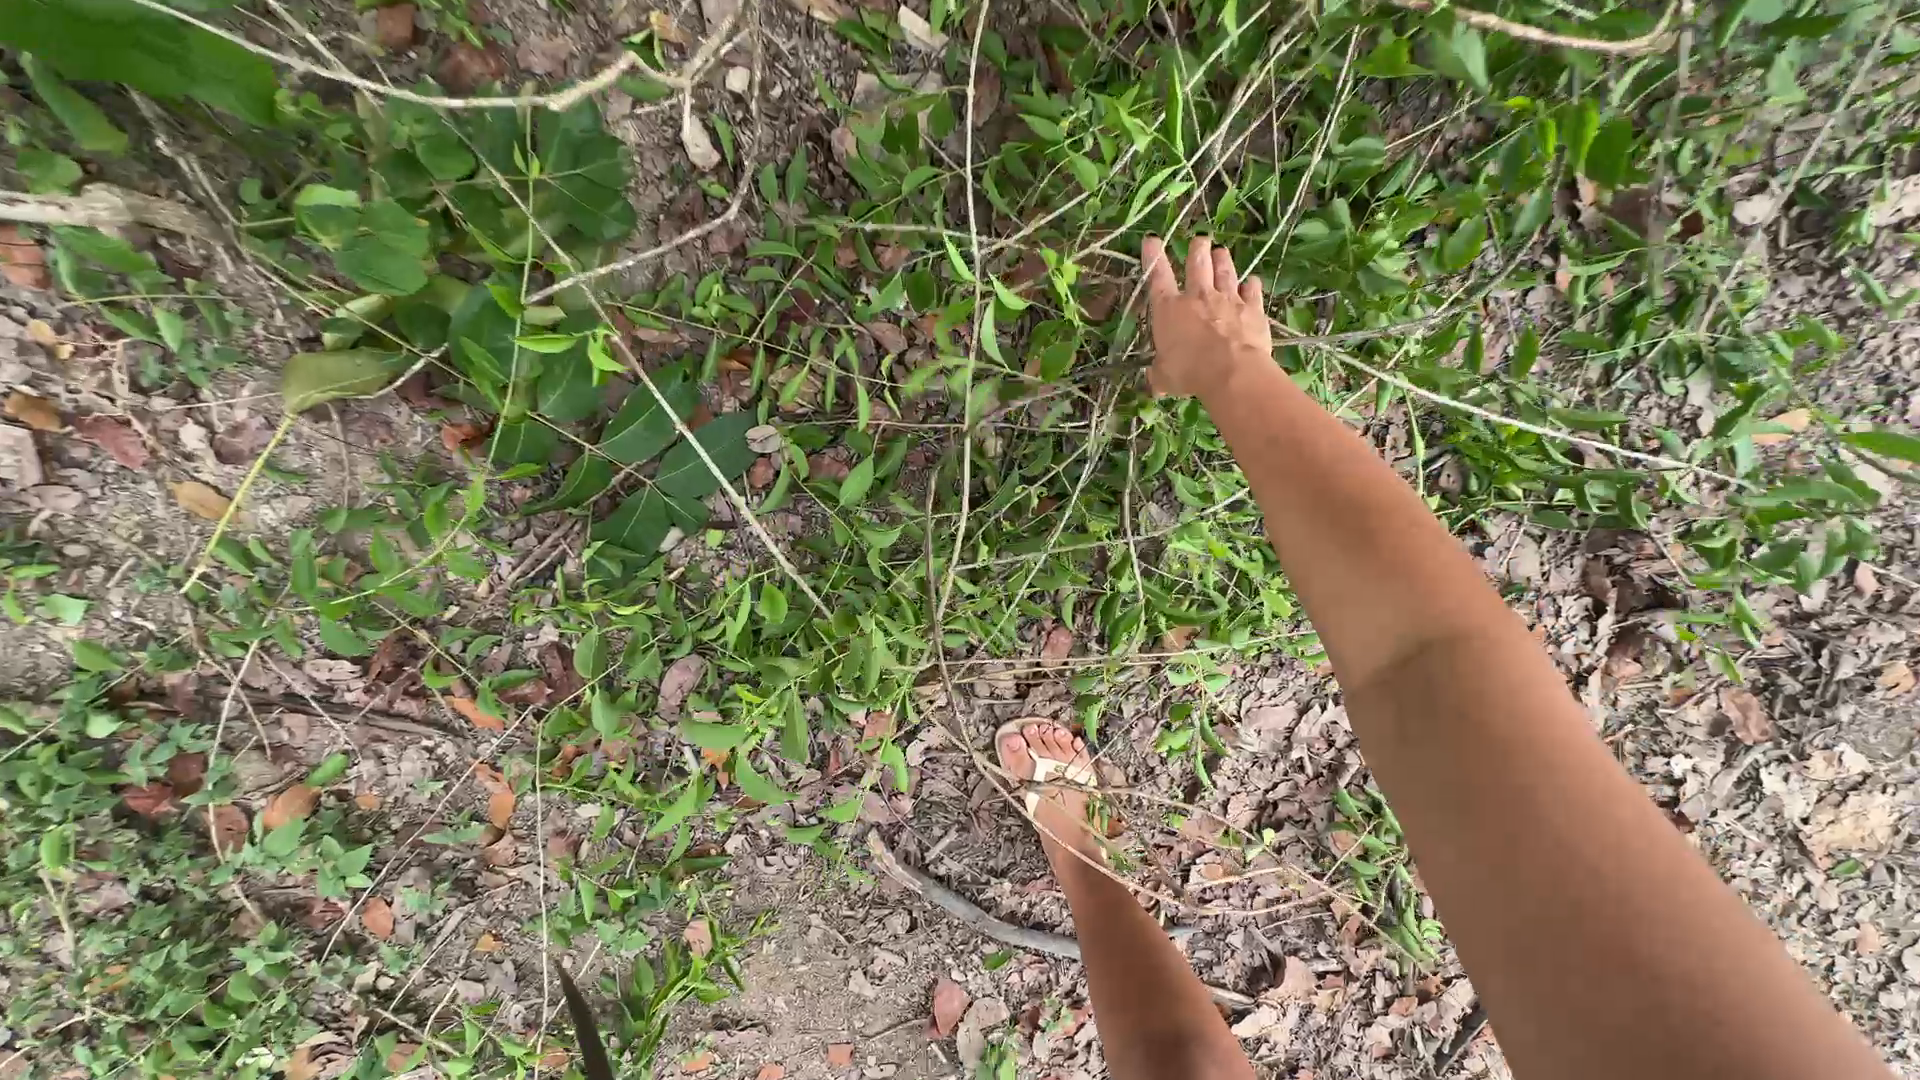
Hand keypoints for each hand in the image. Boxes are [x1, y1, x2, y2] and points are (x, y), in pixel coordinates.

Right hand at [1140, 235, 1270, 397]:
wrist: (1231, 371)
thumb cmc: (1189, 372)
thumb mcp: (1165, 378)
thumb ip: (1159, 375)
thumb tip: (1153, 383)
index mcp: (1170, 310)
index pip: (1158, 277)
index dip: (1153, 257)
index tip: (1151, 239)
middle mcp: (1198, 297)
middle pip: (1198, 264)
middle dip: (1197, 249)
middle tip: (1199, 241)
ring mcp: (1227, 299)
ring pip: (1225, 270)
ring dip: (1223, 259)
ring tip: (1221, 251)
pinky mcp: (1252, 308)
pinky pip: (1252, 290)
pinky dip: (1251, 285)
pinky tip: (1251, 282)